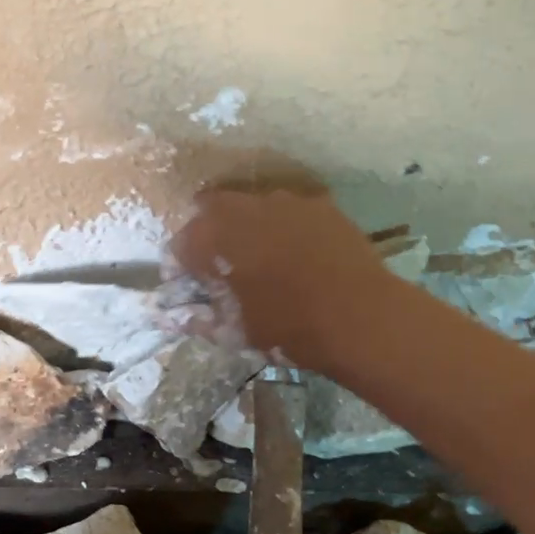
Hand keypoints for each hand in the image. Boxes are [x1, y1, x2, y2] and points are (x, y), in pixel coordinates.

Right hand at [171, 187, 392, 370]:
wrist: (362, 317)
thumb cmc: (289, 328)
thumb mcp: (237, 332)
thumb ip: (200, 319)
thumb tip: (172, 317)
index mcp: (215, 238)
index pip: (182, 243)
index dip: (181, 265)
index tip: (191, 284)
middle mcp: (245, 208)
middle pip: (212, 209)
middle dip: (210, 233)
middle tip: (220, 265)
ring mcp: (286, 201)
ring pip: (252, 206)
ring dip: (247, 226)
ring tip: (261, 257)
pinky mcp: (321, 205)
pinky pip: (289, 211)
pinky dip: (284, 227)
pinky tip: (297, 254)